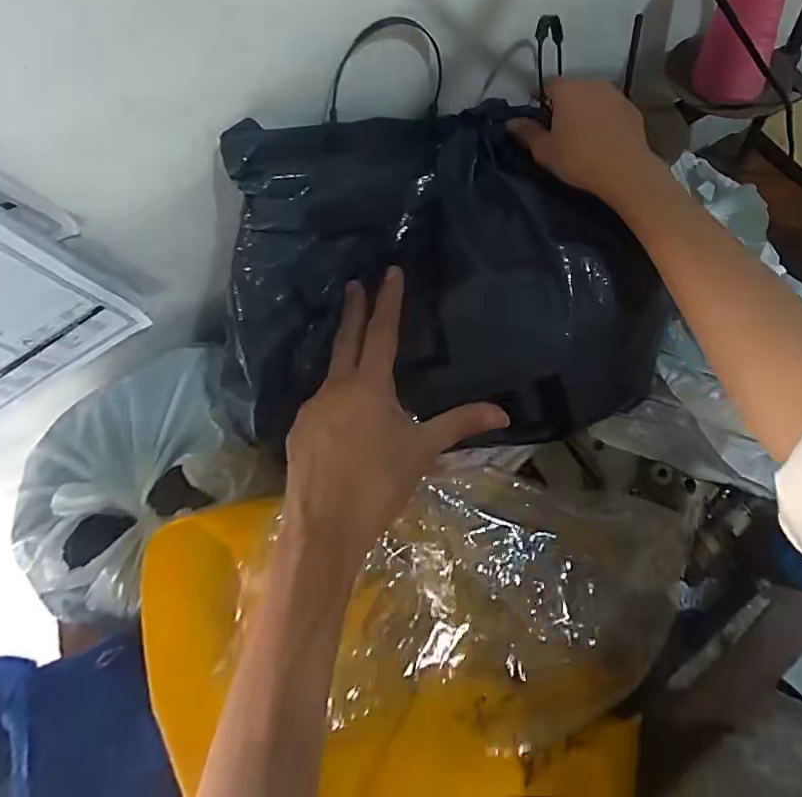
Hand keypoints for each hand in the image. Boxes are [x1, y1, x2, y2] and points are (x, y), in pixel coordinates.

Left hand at [281, 267, 508, 560]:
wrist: (322, 530)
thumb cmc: (379, 484)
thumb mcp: (423, 451)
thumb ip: (460, 424)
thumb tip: (503, 412)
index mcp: (369, 387)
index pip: (383, 333)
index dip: (389, 301)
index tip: (390, 272)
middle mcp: (336, 389)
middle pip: (347, 340)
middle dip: (354, 310)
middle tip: (354, 284)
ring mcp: (311, 410)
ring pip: (332, 375)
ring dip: (345, 359)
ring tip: (358, 357)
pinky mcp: (298, 433)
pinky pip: (321, 404)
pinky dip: (335, 396)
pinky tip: (344, 416)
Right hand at [507, 76, 669, 207]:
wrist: (626, 171)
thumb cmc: (580, 159)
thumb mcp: (546, 151)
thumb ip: (527, 133)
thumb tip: (512, 123)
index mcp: (567, 89)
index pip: (547, 84)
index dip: (541, 99)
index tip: (540, 117)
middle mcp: (592, 84)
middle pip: (573, 89)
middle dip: (566, 104)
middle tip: (561, 130)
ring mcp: (616, 95)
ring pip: (594, 97)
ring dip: (588, 109)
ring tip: (585, 135)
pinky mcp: (633, 109)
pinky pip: (612, 110)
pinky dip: (607, 119)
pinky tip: (605, 139)